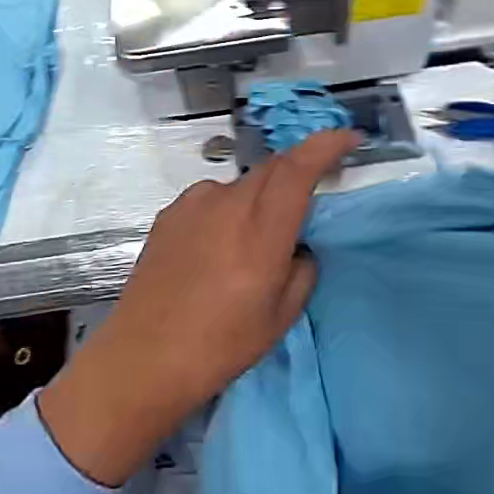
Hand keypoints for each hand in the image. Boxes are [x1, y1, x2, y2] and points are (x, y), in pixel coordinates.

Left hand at [38, 129, 359, 485]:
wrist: (144, 356)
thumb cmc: (221, 344)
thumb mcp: (281, 315)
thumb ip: (302, 268)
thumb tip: (298, 245)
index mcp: (261, 229)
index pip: (298, 168)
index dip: (326, 145)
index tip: (348, 137)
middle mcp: (226, 203)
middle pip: (272, 168)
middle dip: (297, 172)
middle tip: (308, 199)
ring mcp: (192, 204)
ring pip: (240, 186)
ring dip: (258, 199)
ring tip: (251, 243)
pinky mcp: (169, 214)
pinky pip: (211, 199)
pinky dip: (227, 211)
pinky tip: (216, 248)